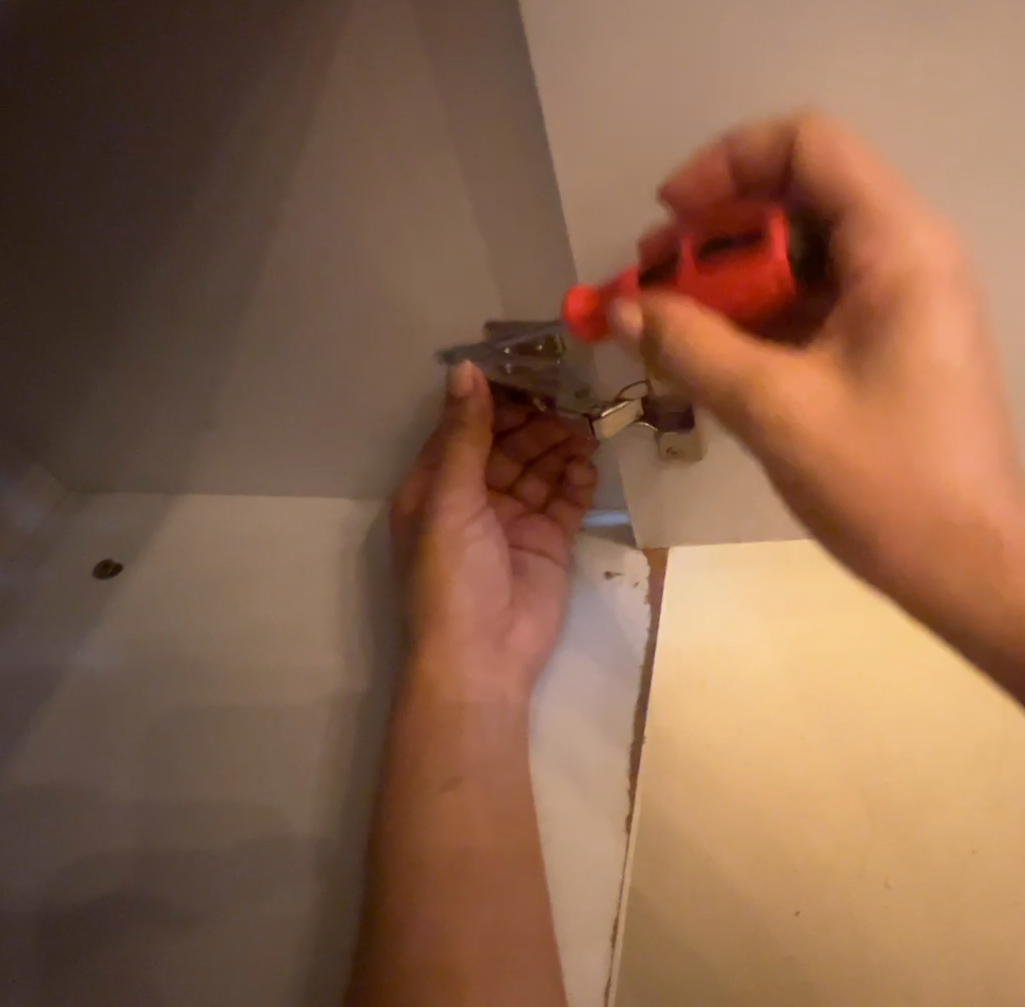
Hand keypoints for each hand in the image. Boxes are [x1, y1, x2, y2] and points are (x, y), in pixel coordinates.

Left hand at [390, 362, 598, 704]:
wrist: (484, 655)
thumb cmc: (452, 576)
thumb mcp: (450, 500)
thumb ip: (464, 435)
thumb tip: (466, 368)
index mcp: (437, 486)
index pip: (466, 429)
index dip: (496, 402)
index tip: (531, 374)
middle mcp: (475, 498)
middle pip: (510, 445)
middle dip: (538, 424)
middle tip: (571, 404)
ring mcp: (515, 519)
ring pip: (541, 469)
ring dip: (562, 448)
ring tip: (587, 431)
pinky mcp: (549, 540)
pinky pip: (566, 499)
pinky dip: (578, 481)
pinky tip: (588, 467)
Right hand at [610, 114, 1024, 615]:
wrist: (972, 566)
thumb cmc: (887, 485)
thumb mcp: (777, 410)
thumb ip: (693, 347)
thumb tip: (623, 308)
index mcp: (898, 246)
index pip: (808, 146)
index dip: (726, 165)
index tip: (669, 218)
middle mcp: (910, 255)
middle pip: (801, 200)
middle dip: (717, 236)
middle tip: (652, 286)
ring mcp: (906, 303)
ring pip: (806, 258)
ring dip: (734, 284)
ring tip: (671, 330)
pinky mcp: (896, 345)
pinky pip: (820, 307)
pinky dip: (765, 322)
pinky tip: (717, 361)